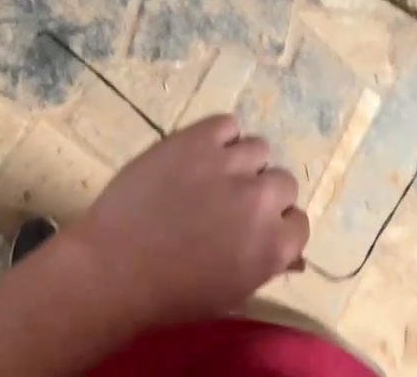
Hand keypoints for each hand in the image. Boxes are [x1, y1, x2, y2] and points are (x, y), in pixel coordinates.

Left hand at [63, 114, 307, 325]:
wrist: (116, 265)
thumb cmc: (173, 292)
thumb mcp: (232, 291)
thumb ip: (266, 263)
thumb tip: (292, 250)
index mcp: (274, 246)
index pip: (300, 222)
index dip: (278, 223)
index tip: (256, 226)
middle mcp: (260, 201)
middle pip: (283, 181)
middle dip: (263, 192)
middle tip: (234, 201)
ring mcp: (229, 165)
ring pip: (259, 148)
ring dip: (243, 161)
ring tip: (216, 173)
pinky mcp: (197, 138)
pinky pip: (227, 123)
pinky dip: (220, 135)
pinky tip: (202, 152)